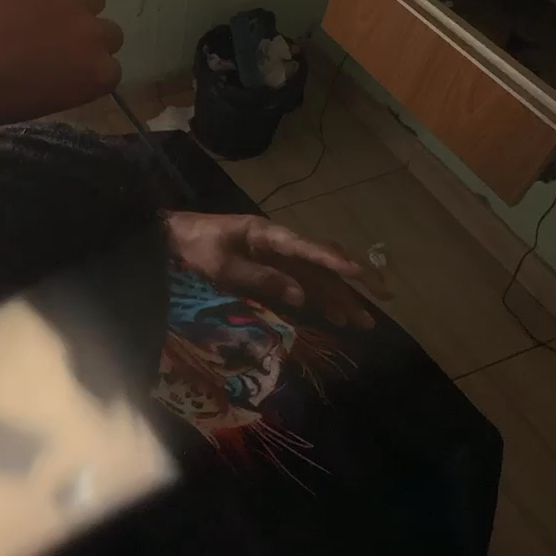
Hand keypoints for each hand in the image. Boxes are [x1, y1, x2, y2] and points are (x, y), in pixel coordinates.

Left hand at [0, 0, 123, 130]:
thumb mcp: (37, 104)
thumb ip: (64, 84)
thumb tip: (64, 68)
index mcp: (95, 77)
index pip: (111, 68)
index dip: (87, 66)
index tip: (64, 68)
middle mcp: (94, 37)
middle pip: (109, 32)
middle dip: (84, 37)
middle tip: (49, 41)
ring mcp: (71, 0)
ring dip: (73, 3)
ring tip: (37, 10)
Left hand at [165, 211, 391, 327]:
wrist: (170, 238)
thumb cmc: (194, 246)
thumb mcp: (222, 264)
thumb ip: (261, 278)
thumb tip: (302, 296)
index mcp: (267, 234)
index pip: (308, 248)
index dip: (336, 262)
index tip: (361, 274)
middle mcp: (277, 242)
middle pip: (322, 259)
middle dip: (354, 278)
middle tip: (385, 297)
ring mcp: (274, 254)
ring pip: (316, 274)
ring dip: (340, 295)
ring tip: (364, 321)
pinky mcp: (268, 266)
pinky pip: (301, 281)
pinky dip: (319, 297)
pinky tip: (335, 315)